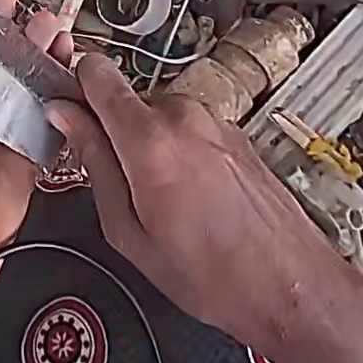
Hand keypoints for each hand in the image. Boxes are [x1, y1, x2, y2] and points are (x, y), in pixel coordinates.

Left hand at [0, 0, 73, 280]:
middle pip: (4, 49)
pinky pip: (53, 110)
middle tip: (30, 10)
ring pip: (31, 73)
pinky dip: (65, 91)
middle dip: (19, 25)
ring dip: (44, 51)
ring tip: (53, 33)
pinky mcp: (31, 143)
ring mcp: (6, 119)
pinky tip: (72, 72)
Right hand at [46, 54, 348, 350]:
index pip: (96, 72)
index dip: (75, 87)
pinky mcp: (234, 131)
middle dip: (113, 131)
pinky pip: (185, 127)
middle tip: (121, 183)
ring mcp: (213, 120)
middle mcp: (182, 115)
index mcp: (148, 138)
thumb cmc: (210, 274)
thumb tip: (65, 115)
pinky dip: (177, 150)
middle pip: (124, 99)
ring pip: (154, 116)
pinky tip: (194, 197)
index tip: (70, 113)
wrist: (297, 289)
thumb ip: (92, 160)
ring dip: (147, 144)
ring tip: (164, 199)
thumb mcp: (127, 229)